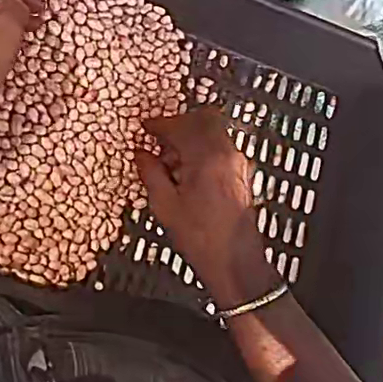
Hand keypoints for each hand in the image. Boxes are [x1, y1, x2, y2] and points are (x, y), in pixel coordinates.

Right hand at [133, 108, 280, 307]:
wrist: (235, 261)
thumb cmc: (202, 238)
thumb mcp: (165, 205)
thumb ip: (151, 173)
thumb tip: (141, 155)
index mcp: (207, 158)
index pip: (181, 125)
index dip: (159, 124)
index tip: (145, 127)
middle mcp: (226, 154)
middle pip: (202, 120)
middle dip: (178, 126)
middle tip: (158, 140)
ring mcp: (237, 163)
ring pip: (212, 132)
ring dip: (190, 139)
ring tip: (169, 163)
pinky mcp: (241, 173)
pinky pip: (219, 148)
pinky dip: (201, 150)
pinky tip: (185, 173)